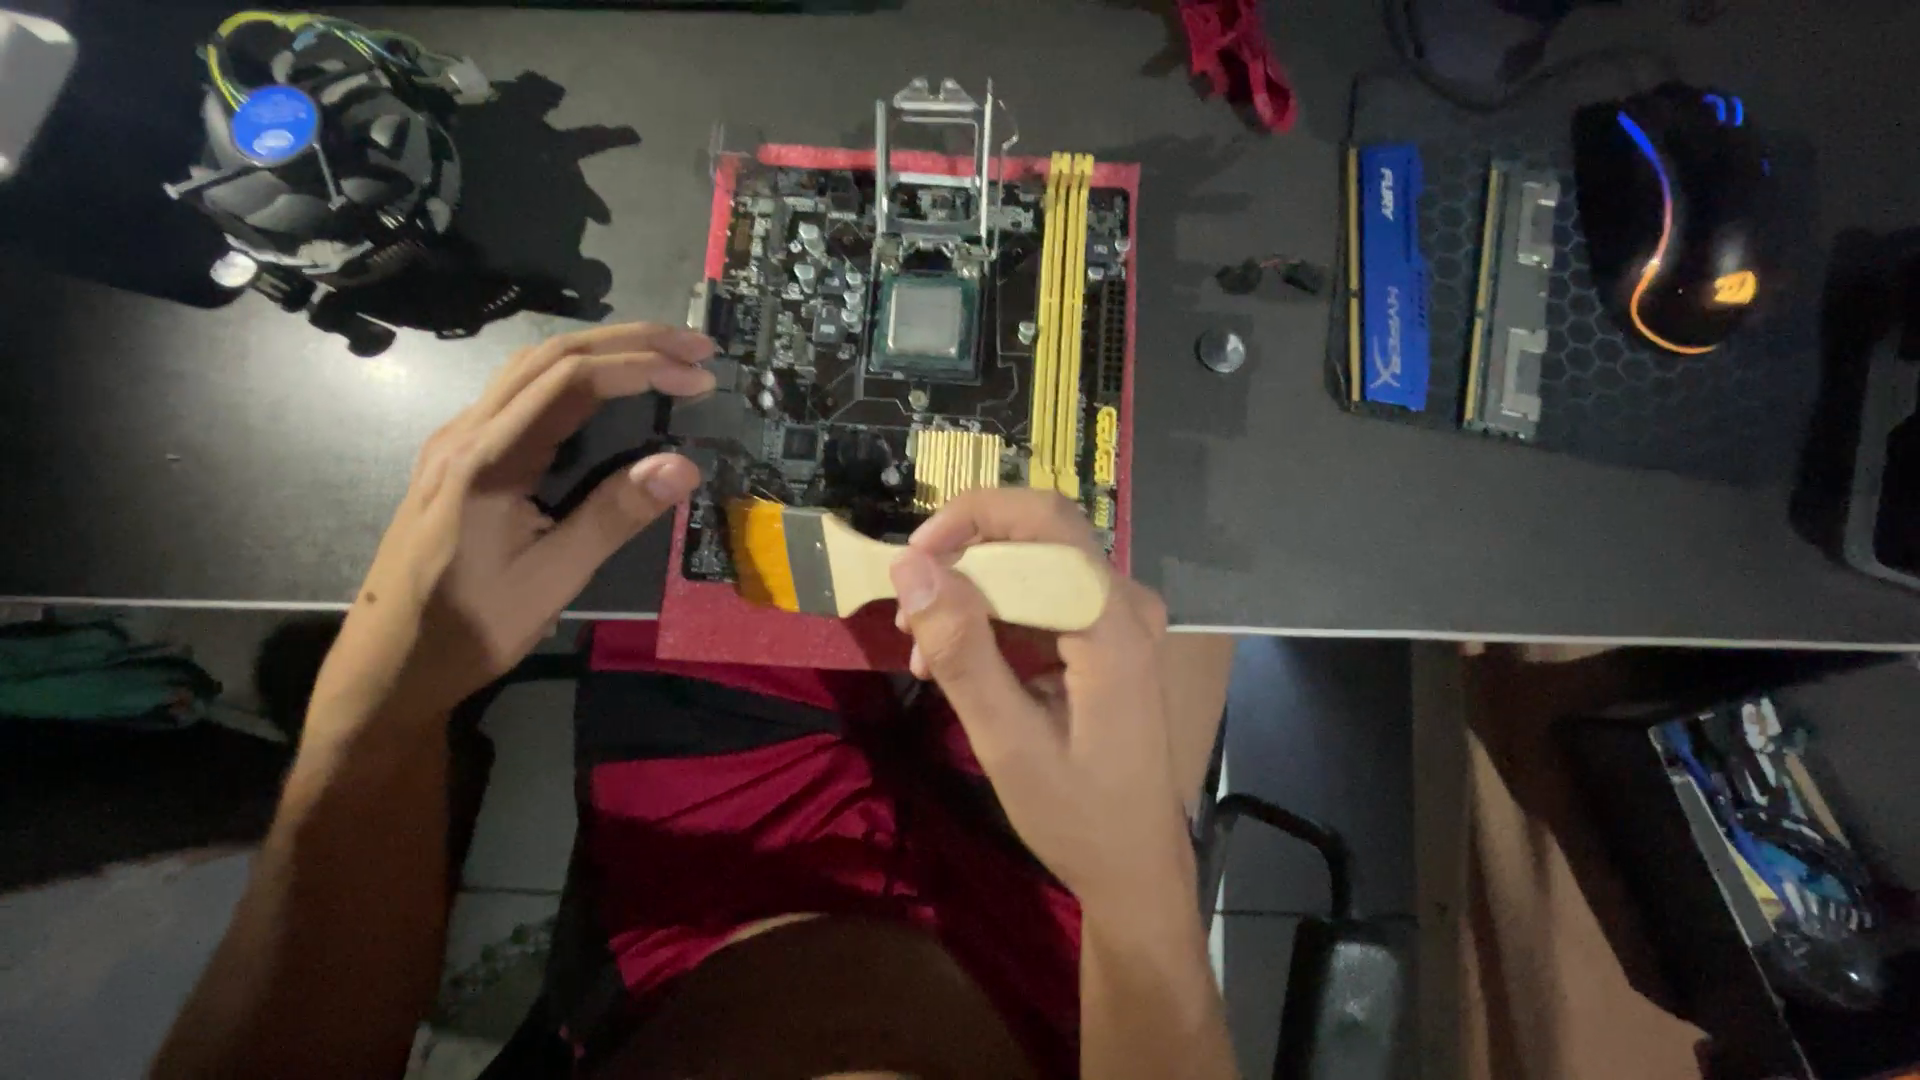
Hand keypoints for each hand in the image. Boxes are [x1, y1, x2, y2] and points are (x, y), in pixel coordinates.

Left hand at [310, 324, 715, 727]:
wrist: (390, 663)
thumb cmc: (474, 626)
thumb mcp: (554, 578)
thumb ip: (615, 516)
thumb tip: (683, 466)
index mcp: (489, 459)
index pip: (573, 382)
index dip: (643, 368)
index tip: (699, 378)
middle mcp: (467, 432)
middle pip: (551, 356)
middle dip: (630, 341)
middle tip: (694, 348)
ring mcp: (456, 440)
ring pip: (530, 367)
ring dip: (600, 350)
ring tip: (660, 356)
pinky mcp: (458, 456)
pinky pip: (518, 391)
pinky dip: (573, 373)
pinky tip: (602, 390)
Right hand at [889, 489, 1193, 910]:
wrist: (1136, 865)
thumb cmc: (1077, 814)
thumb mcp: (1006, 741)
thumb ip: (961, 651)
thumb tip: (911, 569)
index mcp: (1111, 621)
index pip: (1042, 521)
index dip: (969, 519)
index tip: (911, 562)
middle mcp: (1125, 603)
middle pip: (1039, 535)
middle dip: (965, 556)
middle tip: (911, 612)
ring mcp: (1121, 618)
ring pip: (1037, 564)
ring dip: (974, 591)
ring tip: (925, 650)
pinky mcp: (1108, 637)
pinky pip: (1045, 597)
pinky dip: (996, 615)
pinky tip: (961, 659)